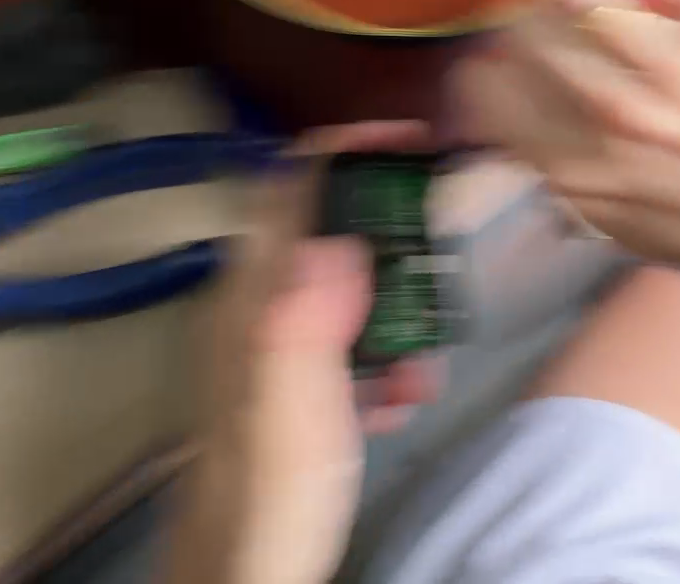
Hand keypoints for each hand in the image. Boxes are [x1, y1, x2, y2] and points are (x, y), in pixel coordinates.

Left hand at [229, 122, 442, 583]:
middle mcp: (256, 306)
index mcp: (251, 300)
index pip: (289, 187)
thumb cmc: (270, 500)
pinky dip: (382, 352)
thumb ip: (302, 328)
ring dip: (394, 305)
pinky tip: (400, 398)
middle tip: (439, 245)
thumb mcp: (291, 418)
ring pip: (345, 283)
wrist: (240, 582)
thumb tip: (335, 239)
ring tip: (423, 362)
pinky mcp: (293, 378)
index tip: (410, 141)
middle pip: (325, 224)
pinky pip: (347, 335)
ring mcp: (274, 342)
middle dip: (388, 231)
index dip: (345, 148)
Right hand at [453, 0, 679, 308]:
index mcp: (586, 173)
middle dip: (526, 34)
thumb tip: (552, 176)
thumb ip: (589, 205)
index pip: (497, 105)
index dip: (486, 81)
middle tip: (540, 31)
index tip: (494, 73)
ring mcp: (672, 71)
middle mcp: (615, 117)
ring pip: (587, 0)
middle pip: (534, 45)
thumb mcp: (644, 244)